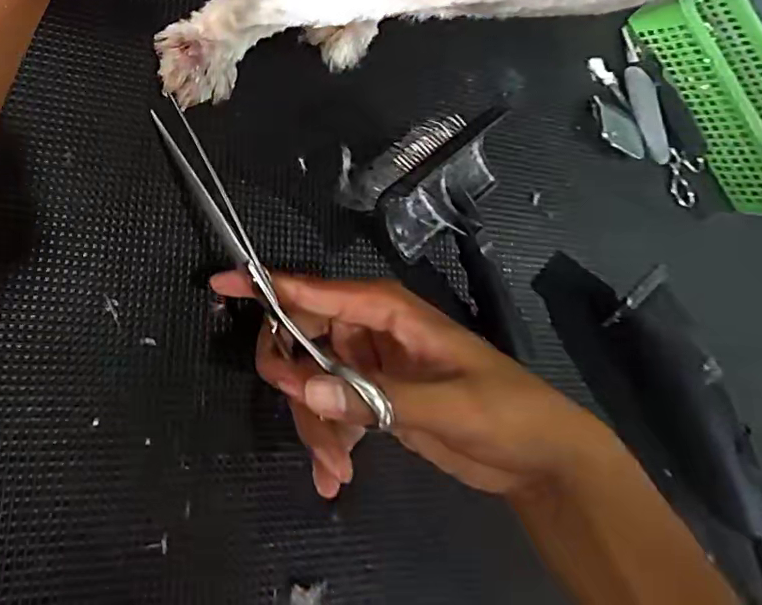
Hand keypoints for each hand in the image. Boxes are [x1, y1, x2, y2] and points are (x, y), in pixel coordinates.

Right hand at [211, 270, 609, 499]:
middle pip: (302, 340)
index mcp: (385, 310)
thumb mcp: (447, 403)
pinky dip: (325, 441)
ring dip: (314, 424)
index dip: (267, 286)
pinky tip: (334, 477)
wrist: (540, 457)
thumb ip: (375, 398)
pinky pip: (329, 411)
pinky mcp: (370, 398)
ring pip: (311, 382)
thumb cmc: (504, 409)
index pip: (315, 291)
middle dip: (294, 379)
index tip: (222, 284)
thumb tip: (306, 388)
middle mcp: (368, 330)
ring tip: (335, 467)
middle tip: (302, 412)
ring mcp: (367, 365)